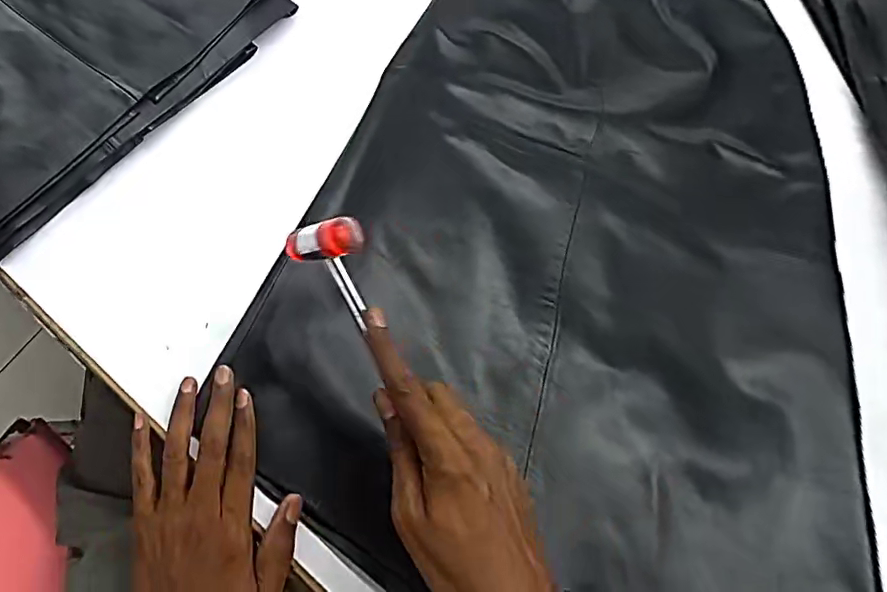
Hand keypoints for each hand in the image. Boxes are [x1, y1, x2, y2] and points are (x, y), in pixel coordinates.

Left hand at [133, 367, 300, 591]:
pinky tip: (141, 420)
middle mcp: (199, 514)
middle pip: (212, 447)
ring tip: (188, 386)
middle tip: (221, 377)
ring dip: (182, 414)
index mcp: (231, 528)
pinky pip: (141, 476)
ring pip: (176, 452)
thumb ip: (278, 546)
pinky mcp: (143, 523)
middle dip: (218, 406)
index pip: (241, 462)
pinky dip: (140, 446)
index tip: (244, 398)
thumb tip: (292, 504)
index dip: (244, 424)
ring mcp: (169, 515)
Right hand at [363, 308, 554, 591]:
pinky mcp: (511, 469)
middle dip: (412, 397)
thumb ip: (400, 452)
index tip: (375, 320)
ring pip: (455, 410)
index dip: (387, 352)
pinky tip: (450, 478)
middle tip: (396, 428)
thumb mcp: (410, 517)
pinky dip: (453, 437)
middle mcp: (480, 448)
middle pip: (436, 391)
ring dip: (432, 417)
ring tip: (424, 465)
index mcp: (450, 460)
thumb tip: (387, 404)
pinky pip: (474, 432)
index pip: (410, 391)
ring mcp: (500, 457)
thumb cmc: (456, 570)